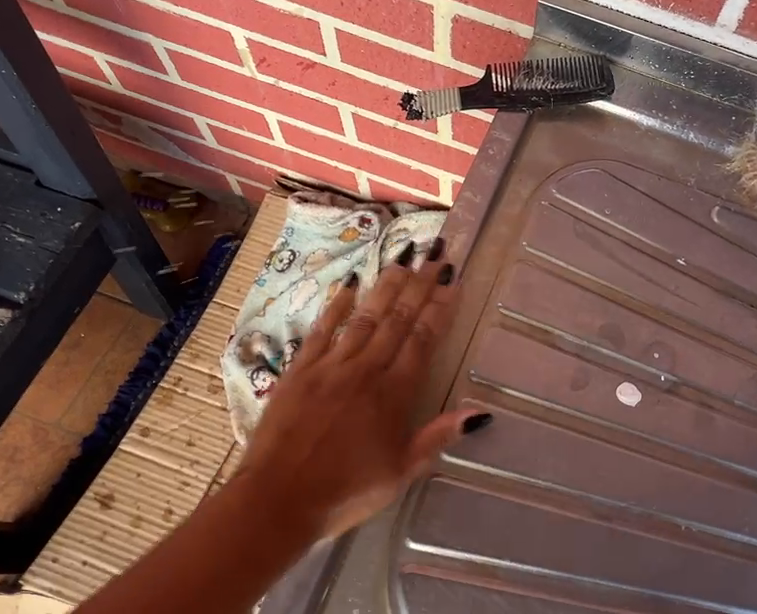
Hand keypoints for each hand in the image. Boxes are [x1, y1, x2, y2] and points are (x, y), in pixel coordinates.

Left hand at [230, 238, 487, 545]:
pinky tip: (351, 282)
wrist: (276, 502)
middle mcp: (367, 369)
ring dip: (387, 285)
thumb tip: (480, 412)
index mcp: (394, 393)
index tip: (453, 280)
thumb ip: (438, 436)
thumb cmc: (345, 492)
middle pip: (399, 318)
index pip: (424, 339)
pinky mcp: (300, 369)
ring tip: (404, 258)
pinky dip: (338, 304)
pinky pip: (323, 328)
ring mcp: (331, 365)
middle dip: (420, 284)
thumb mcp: (401, 472)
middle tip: (436, 254)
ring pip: (366, 315)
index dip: (441, 307)